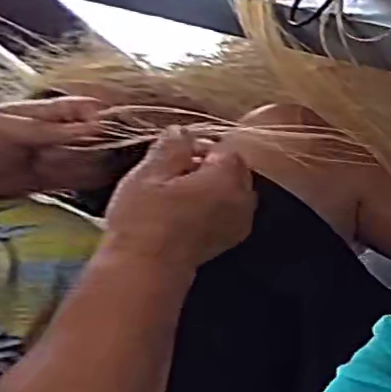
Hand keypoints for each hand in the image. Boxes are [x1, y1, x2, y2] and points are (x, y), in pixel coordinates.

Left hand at [0, 98, 111, 196]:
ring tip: (46, 167)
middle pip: (102, 135)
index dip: (103, 117)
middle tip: (60, 154)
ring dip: (82, 165)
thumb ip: (52, 130)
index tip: (102, 131)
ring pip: (98, 159)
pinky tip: (62, 178)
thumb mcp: (5, 129)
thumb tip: (99, 127)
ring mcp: (62, 155)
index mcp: (46, 113)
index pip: (90, 108)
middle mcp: (60, 133)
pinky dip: (88, 180)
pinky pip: (90, 178)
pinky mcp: (61, 177)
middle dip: (92, 147)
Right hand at [101, 128, 254, 269]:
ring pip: (237, 189)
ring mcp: (245, 216)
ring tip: (180, 189)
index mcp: (227, 179)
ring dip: (216, 183)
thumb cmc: (145, 215)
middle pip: (237, 169)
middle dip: (211, 164)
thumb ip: (171, 149)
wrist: (152, 260)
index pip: (227, 151)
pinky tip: (192, 208)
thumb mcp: (149, 175)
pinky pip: (235, 208)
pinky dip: (220, 202)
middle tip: (175, 170)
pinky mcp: (238, 232)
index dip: (201, 147)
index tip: (175, 153)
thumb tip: (182, 131)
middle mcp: (246, 197)